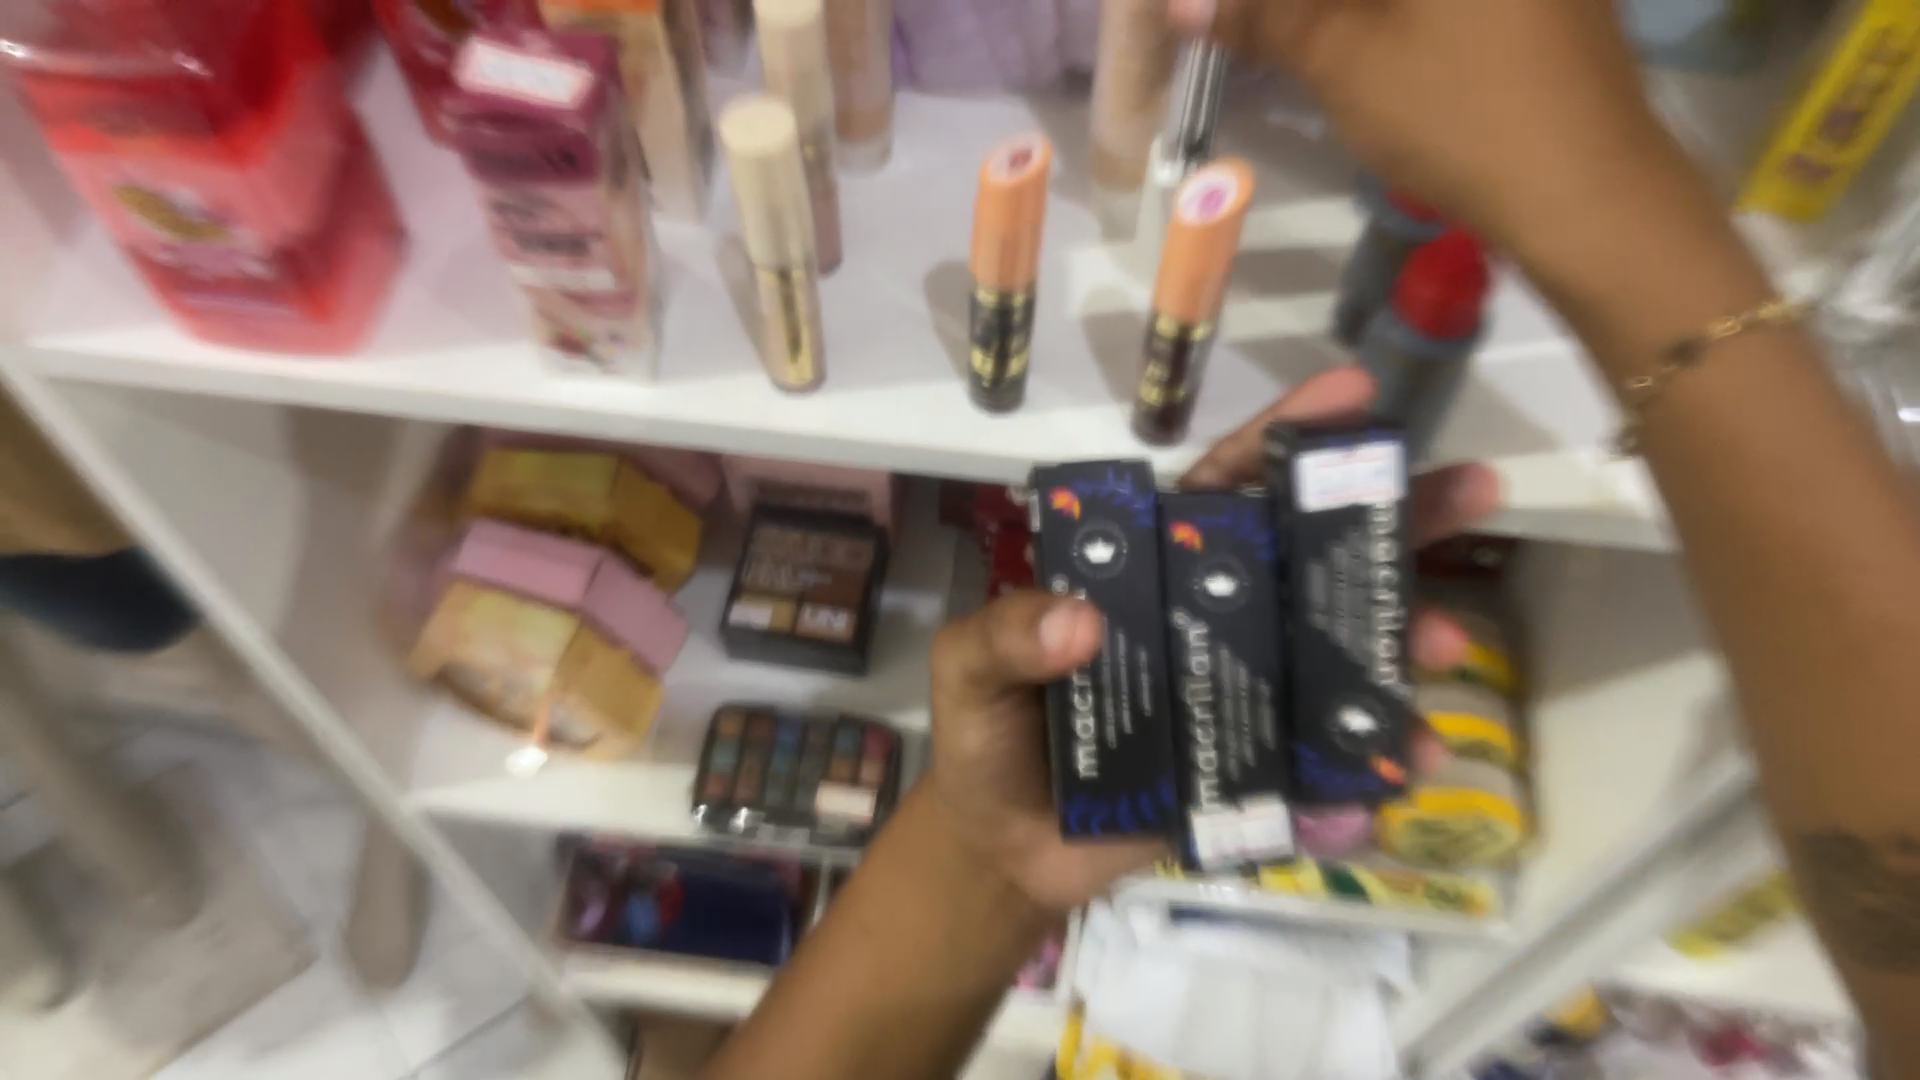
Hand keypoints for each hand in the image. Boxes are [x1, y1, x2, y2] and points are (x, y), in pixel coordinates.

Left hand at [925, 369, 1501, 914]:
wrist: (1004, 848)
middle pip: (1297, 562)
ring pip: (1326, 656)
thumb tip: (1080, 624)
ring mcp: (1232, 695)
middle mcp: (1201, 624)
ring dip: (1390, 641)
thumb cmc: (985, 737)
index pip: (1214, 495)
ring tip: (1434, 643)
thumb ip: (1003, 635)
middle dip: (1382, 522)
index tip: (1353, 397)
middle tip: (1471, 489)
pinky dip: (1361, 764)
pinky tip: (1402, 765)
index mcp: (1143, 579)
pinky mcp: (1246, 770)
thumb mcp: (969, 668)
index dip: (1278, 443)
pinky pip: (1316, 762)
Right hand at [1168, 0, 1703, 273]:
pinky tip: (1332, 39)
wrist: (1575, 179)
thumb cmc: (1455, 110)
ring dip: (1321, 11)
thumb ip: (1265, 20)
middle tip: (1234, 26)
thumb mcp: (1343, 62)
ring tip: (1272, 36)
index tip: (1214, 16)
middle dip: (1288, 4)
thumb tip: (1181, 4)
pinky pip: (1418, 3)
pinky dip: (1366, 16)